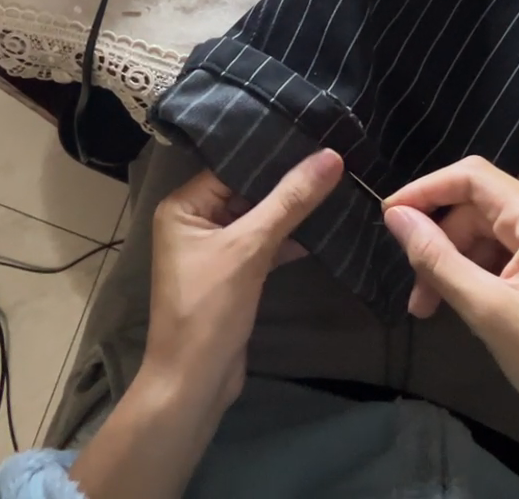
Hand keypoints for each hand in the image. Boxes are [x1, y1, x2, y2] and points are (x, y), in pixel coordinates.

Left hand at [141, 148, 343, 408]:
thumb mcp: (250, 248)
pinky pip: (261, 244)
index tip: (313, 134)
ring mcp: (212, 248)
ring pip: (257, 217)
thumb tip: (331, 157)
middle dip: (286, 182)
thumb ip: (290, 201)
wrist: (194, 384)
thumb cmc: (210, 308)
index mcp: (183, 205)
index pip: (232, 166)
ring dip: (291, 211)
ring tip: (335, 185)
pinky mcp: (231, 273)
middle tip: (332, 158)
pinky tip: (322, 229)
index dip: (271, 153)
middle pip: (246, 190)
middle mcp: (193, 220)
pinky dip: (287, 239)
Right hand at [382, 157, 518, 498]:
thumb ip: (437, 258)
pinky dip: (491, 273)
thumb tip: (395, 216)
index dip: (425, 191)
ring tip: (438, 308)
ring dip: (464, 263)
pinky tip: (476, 305)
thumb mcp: (488, 313)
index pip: (473, 178)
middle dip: (444, 243)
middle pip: (484, 209)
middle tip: (418, 294)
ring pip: (500, 233)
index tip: (388, 218)